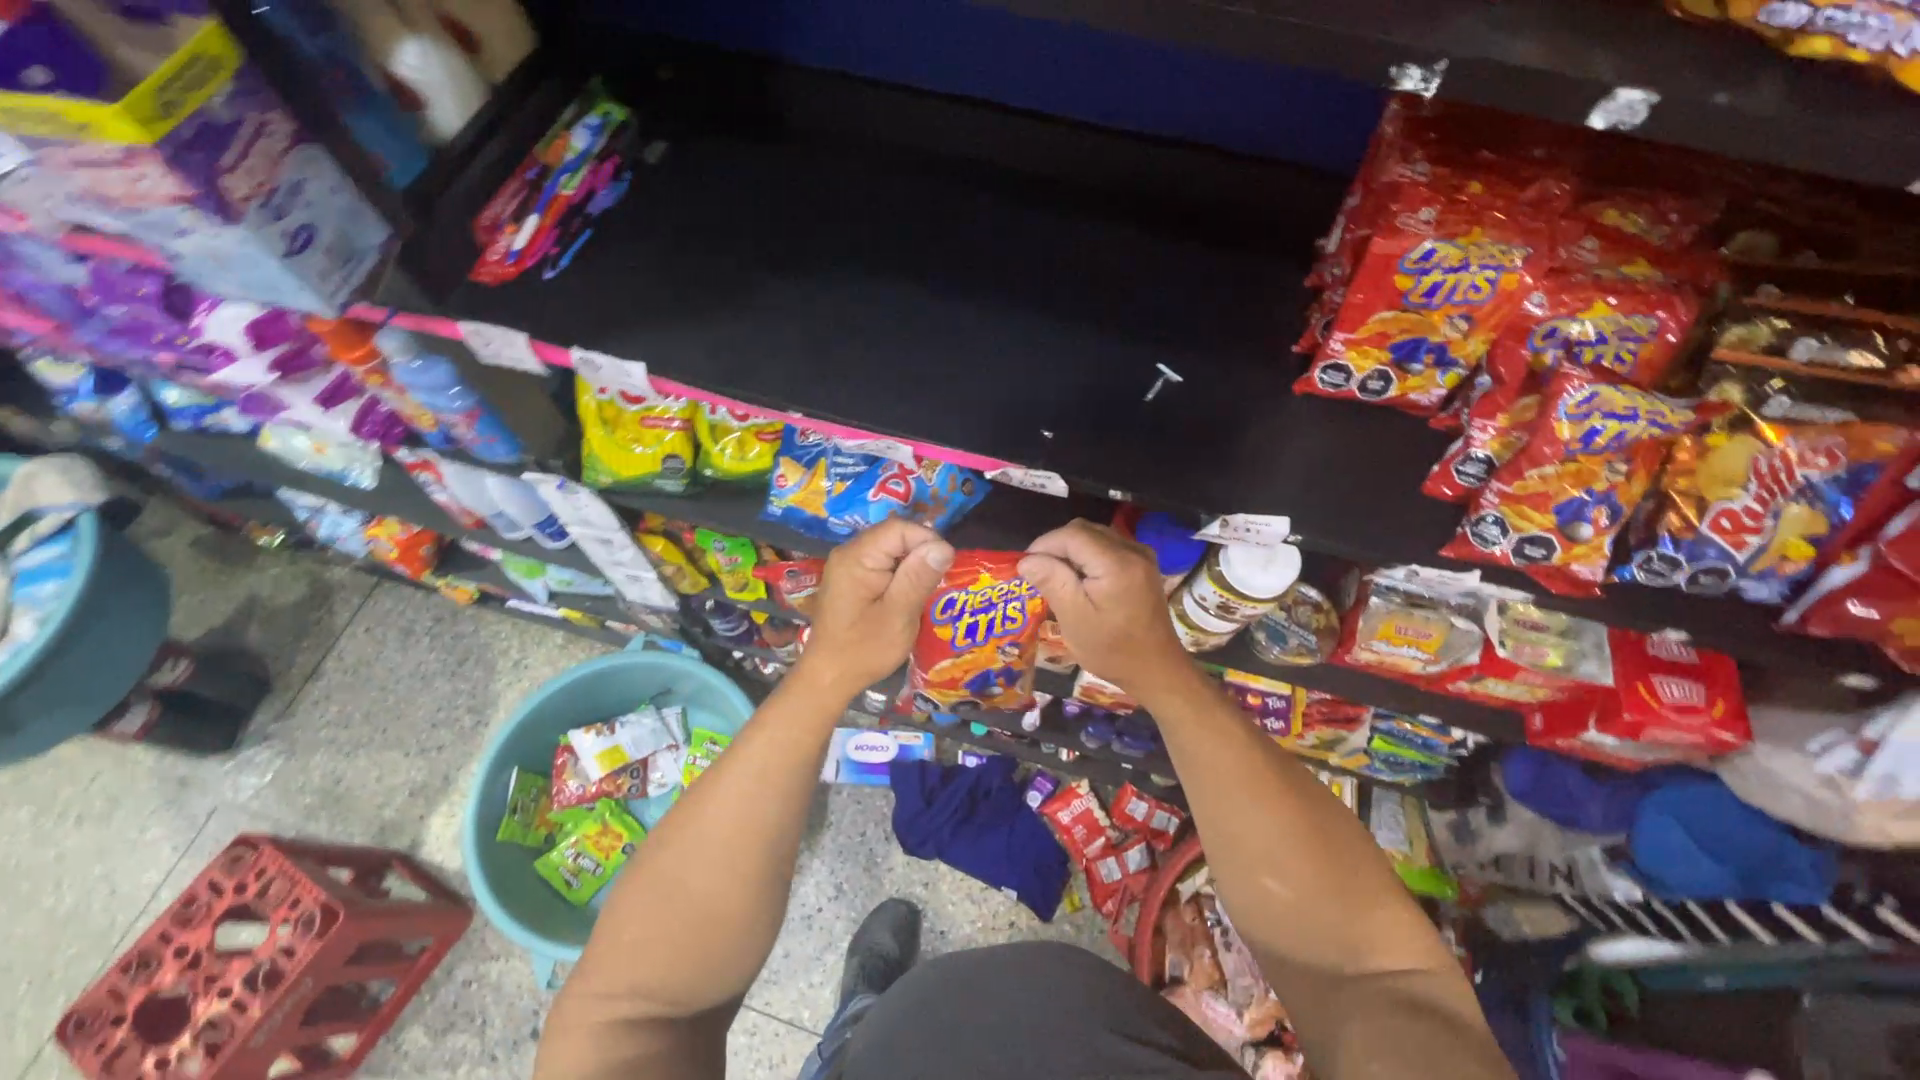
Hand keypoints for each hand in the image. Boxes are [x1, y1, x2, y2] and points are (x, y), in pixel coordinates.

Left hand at [795, 518, 953, 698]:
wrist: (829, 677)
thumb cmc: (863, 650)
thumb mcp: (898, 616)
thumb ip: (918, 578)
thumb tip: (944, 546)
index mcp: (856, 557)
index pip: (900, 528)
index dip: (927, 541)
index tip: (945, 568)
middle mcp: (848, 553)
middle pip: (894, 536)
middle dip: (921, 554)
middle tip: (938, 582)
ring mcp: (848, 565)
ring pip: (891, 549)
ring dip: (912, 565)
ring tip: (927, 590)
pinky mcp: (851, 579)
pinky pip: (882, 563)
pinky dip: (900, 574)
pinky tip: (909, 595)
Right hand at [1020, 519, 1191, 696]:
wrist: (1156, 669)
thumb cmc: (1113, 650)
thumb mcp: (1076, 620)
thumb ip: (1053, 583)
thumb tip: (1027, 560)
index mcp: (1117, 564)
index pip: (1072, 535)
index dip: (1044, 545)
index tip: (1026, 568)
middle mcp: (1133, 550)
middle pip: (1084, 530)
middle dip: (1056, 547)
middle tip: (1039, 575)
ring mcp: (1141, 555)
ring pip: (1095, 536)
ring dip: (1071, 551)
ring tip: (1057, 578)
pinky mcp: (1143, 564)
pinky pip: (1107, 546)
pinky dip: (1088, 556)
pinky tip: (1081, 580)